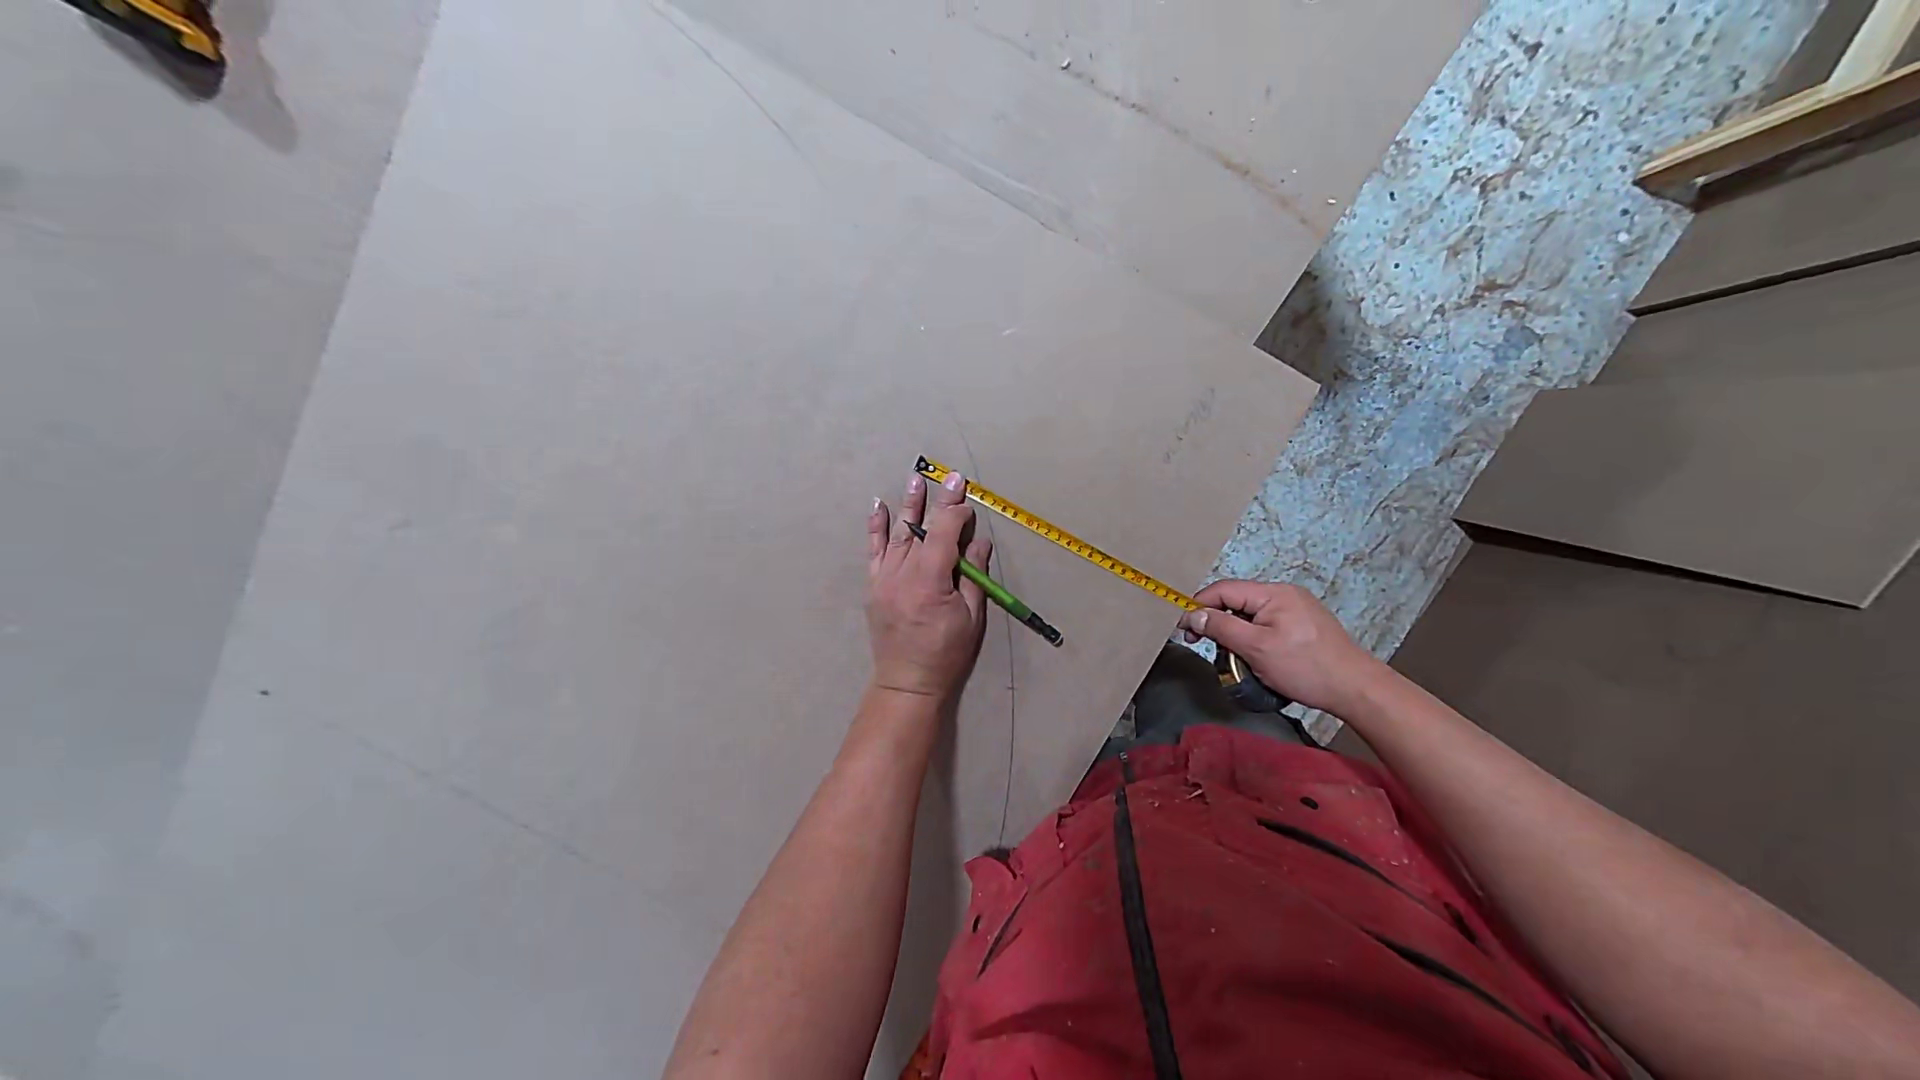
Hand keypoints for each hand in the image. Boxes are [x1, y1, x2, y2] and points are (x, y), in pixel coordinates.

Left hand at [864, 469, 992, 700]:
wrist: (906, 681)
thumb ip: (973, 576)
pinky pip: (873, 550)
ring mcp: (884, 578)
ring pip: (898, 534)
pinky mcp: (873, 585)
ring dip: (908, 506)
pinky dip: (875, 528)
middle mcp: (903, 573)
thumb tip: (979, 542)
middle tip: (949, 476)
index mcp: (930, 582)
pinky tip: (878, 507)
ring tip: (915, 480)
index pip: (943, 534)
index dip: (956, 513)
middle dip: (938, 502)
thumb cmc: (946, 653)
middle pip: (922, 528)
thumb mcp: (971, 616)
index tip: (967, 499)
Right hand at [1177, 580, 1387, 715]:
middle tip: (1203, 644)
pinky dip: (1251, 636)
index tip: (1183, 628)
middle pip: (1236, 600)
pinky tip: (1251, 655)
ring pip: (1249, 614)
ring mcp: (1296, 609)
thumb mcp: (1256, 647)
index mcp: (1273, 593)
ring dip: (1234, 631)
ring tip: (1230, 654)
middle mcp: (1284, 594)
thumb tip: (1193, 614)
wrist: (1356, 689)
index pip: (1224, 589)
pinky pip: (1265, 624)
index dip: (1199, 606)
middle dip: (1216, 621)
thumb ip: (1221, 627)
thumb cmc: (1306, 667)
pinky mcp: (1302, 625)